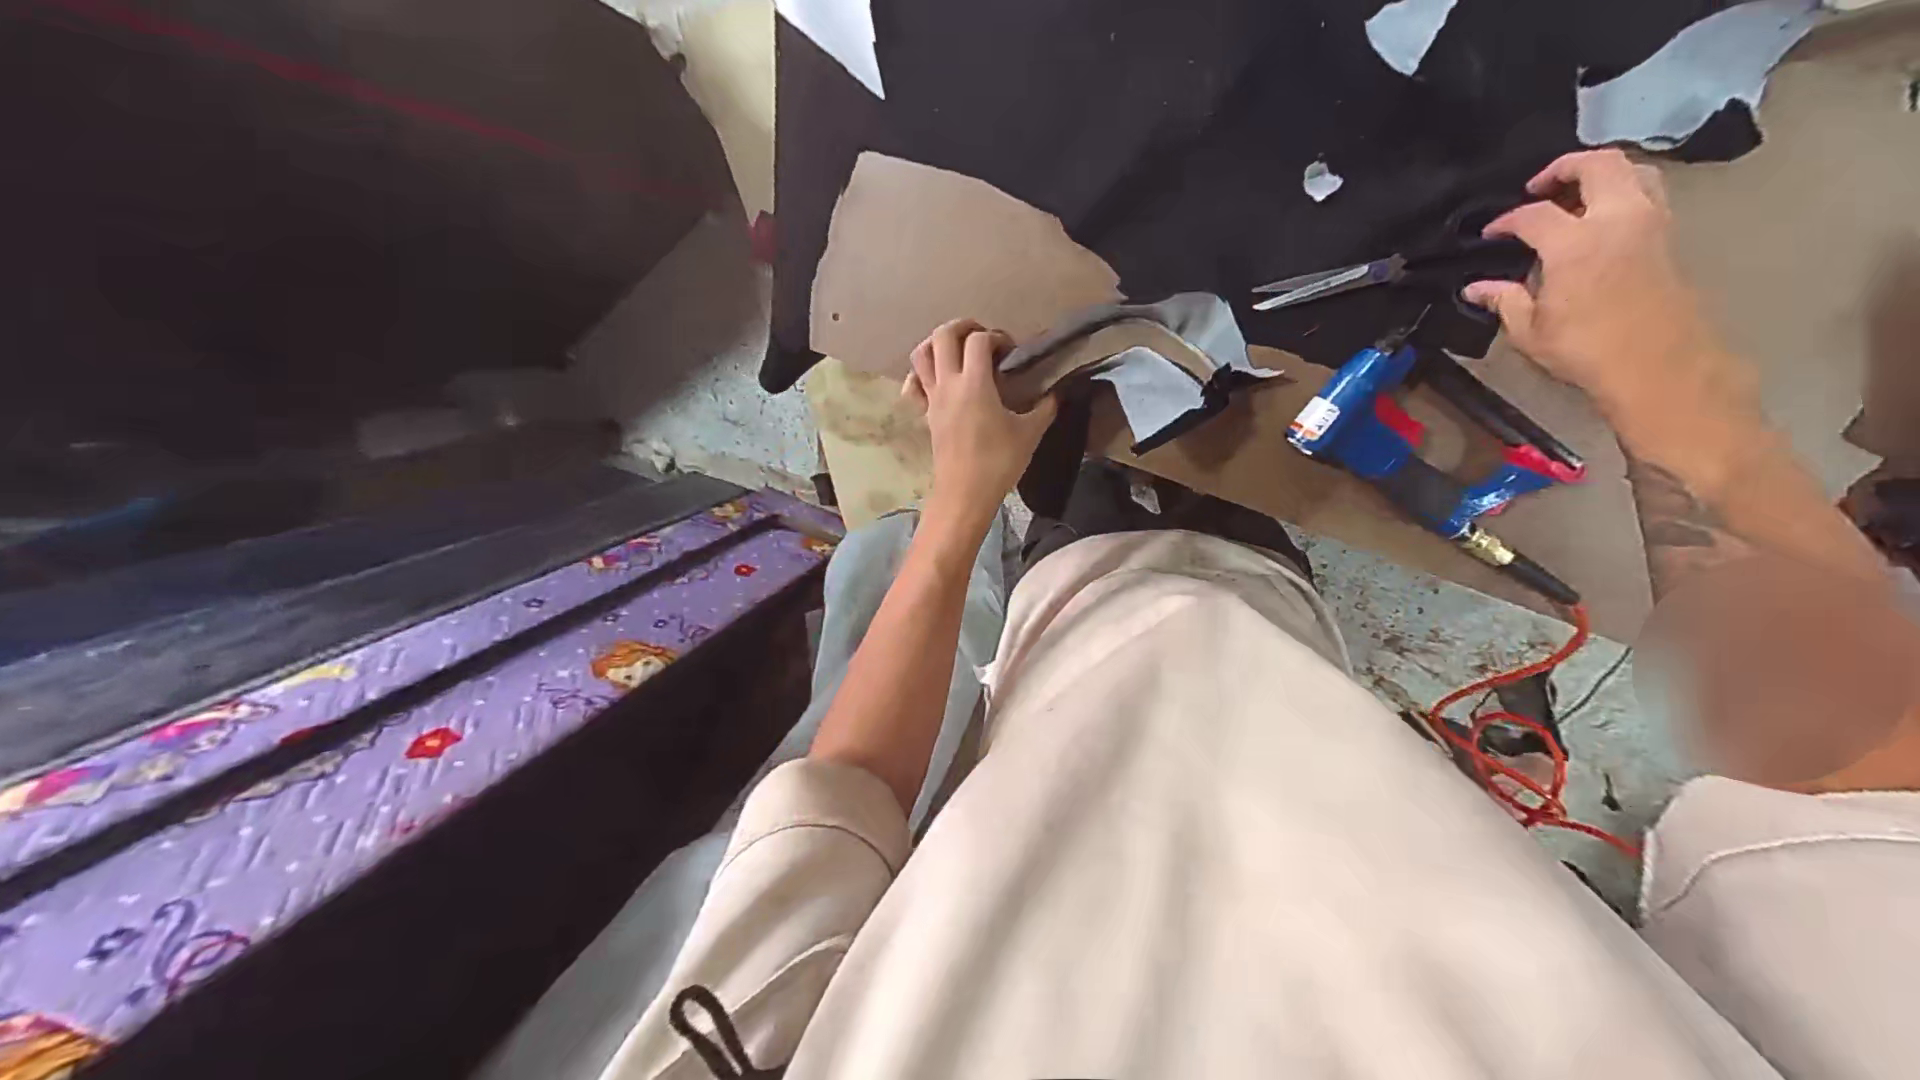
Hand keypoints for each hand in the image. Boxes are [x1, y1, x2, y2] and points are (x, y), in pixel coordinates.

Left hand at [903, 319, 1057, 528]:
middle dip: (964, 327)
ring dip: (938, 343)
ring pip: (922, 354)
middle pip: (943, 335)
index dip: (997, 337)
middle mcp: (948, 384)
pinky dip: (920, 373)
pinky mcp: (926, 414)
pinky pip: (913, 384)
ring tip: (958, 350)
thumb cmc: (998, 463)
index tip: (1012, 352)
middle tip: (983, 338)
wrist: (965, 494)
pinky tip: (936, 377)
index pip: (979, 340)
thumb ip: (1045, 407)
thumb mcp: (1030, 434)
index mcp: (975, 384)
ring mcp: (933, 398)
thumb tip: (1057, 392)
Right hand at [1463, 150, 1754, 434]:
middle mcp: (1618, 219)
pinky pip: (1646, 192)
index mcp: (1575, 244)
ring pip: (1632, 170)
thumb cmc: (1583, 349)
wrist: (1655, 363)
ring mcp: (1650, 223)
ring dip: (1600, 174)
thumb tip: (1476, 288)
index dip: (1505, 221)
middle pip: (1598, 165)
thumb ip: (1504, 299)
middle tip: (1536, 188)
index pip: (1533, 215)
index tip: (1490, 234)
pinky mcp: (1667, 235)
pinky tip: (1597, 218)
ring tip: (1571, 196)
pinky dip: (1621, 191)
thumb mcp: (1528, 329)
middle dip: (1563, 168)